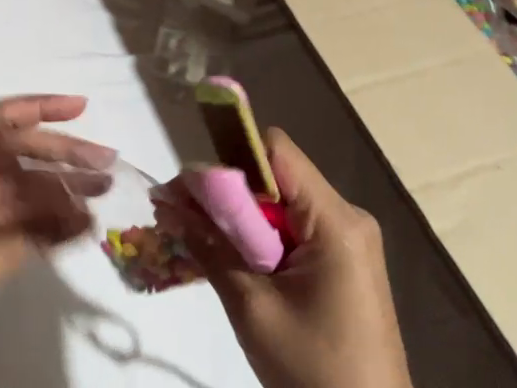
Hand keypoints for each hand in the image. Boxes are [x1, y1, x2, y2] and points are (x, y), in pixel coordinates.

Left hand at [0, 95, 117, 387]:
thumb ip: (34, 233)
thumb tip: (86, 217)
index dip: (38, 107)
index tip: (80, 107)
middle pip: (20, 152)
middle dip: (63, 152)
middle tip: (107, 161)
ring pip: (25, 185)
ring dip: (62, 187)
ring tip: (104, 190)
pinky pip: (23, 217)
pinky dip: (50, 219)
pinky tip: (81, 223)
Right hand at [155, 127, 411, 387]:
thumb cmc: (314, 368)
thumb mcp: (252, 306)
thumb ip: (210, 245)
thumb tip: (169, 200)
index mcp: (335, 221)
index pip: (275, 151)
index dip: (229, 157)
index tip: (189, 186)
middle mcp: (347, 218)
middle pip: (274, 176)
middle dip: (224, 191)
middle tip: (177, 213)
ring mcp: (347, 241)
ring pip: (278, 203)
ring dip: (236, 217)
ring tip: (193, 236)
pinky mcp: (342, 263)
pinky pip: (290, 230)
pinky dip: (256, 237)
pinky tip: (227, 258)